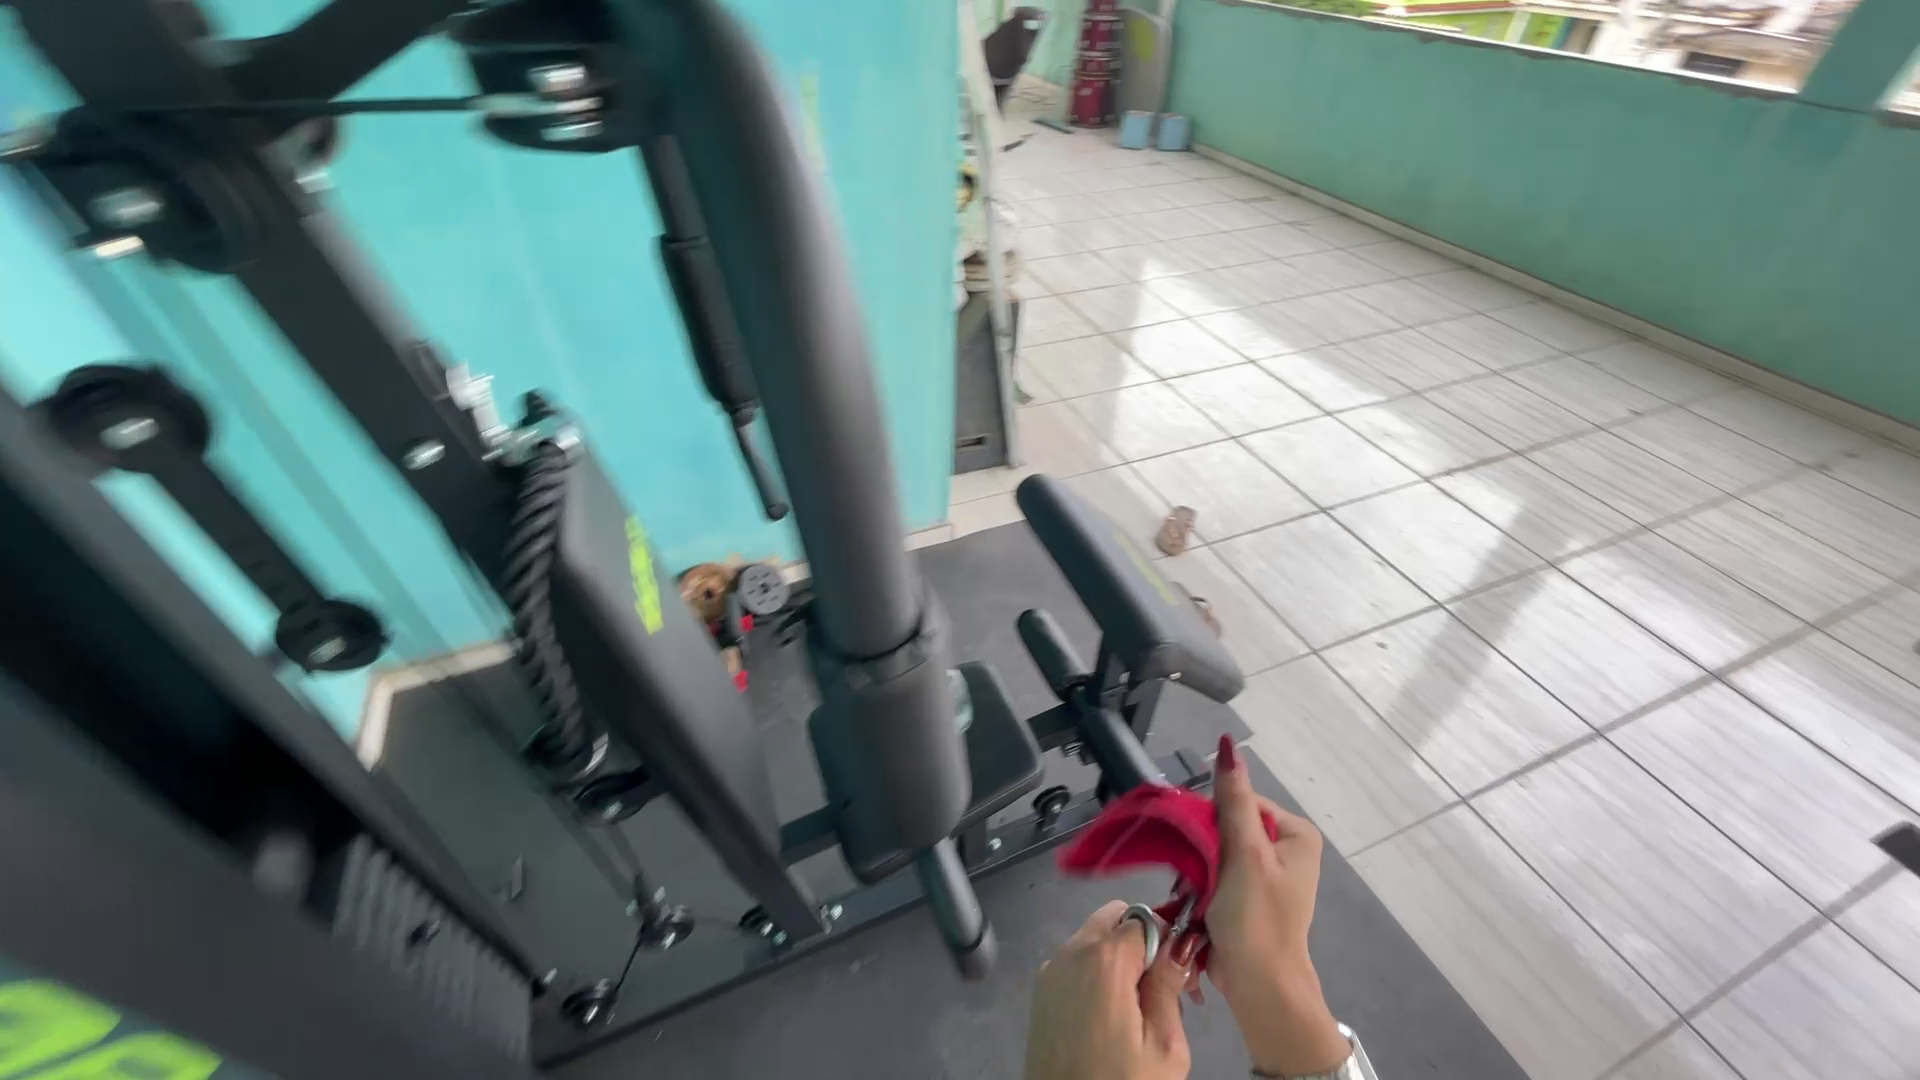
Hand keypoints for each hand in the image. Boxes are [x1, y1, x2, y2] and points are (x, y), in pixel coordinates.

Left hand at [1024, 900, 1191, 1079]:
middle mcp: (1071, 950)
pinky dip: (1096, 972)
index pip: (1144, 918)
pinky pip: (1076, 962)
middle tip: (1163, 988)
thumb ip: (1168, 986)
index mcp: (1103, 958)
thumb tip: (1176, 944)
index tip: (1182, 976)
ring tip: (1139, 1009)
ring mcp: (1051, 969)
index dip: (1168, 940)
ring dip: (1119, 956)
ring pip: (1094, 938)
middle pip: (1114, 919)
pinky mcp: (1041, 991)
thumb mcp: (1163, 1046)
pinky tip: (1110, 1017)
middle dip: (1142, 940)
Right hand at [1202, 735, 1350, 1076]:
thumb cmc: (1256, 917)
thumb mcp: (1243, 853)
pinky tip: (1194, 896)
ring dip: (1199, 864)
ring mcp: (1268, 872)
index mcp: (1297, 833)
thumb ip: (1233, 800)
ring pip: (1218, 846)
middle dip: (1204, 843)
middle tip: (1193, 870)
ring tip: (1192, 887)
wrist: (1258, 986)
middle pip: (1228, 823)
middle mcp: (1287, 847)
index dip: (1213, 818)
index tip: (1202, 845)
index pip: (1241, 800)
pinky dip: (1202, 880)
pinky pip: (1219, 870)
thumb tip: (1227, 745)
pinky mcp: (1250, 893)